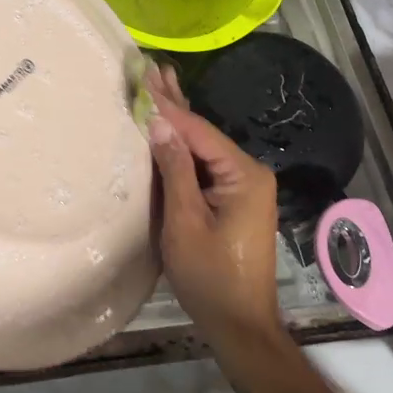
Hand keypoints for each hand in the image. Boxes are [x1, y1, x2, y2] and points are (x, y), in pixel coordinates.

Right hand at [143, 62, 284, 346]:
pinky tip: (172, 125)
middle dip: (176, 102)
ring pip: (204, 146)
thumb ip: (174, 169)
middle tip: (152, 67)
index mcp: (244, 175)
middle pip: (204, 132)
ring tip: (160, 82)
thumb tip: (159, 123)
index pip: (198, 131)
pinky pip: (206, 163)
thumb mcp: (185, 222)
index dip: (167, 106)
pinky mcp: (235, 198)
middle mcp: (250, 172)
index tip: (143, 78)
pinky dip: (185, 145)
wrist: (240, 325)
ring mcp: (245, 185)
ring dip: (179, 119)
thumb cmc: (210, 277)